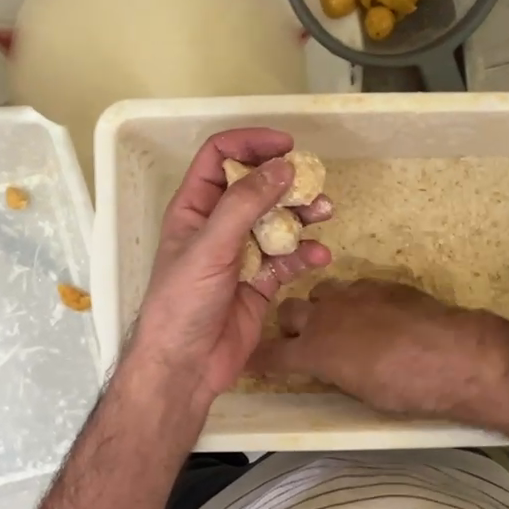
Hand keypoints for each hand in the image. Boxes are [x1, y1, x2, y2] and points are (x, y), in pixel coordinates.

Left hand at [128, 128, 331, 406]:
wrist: (186, 365)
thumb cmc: (183, 301)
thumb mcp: (210, 246)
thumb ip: (245, 205)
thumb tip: (283, 167)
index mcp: (194, 209)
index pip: (221, 158)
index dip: (251, 144)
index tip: (287, 146)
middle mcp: (219, 226)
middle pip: (257, 188)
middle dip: (286, 182)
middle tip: (314, 185)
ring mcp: (241, 254)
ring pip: (277, 222)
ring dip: (301, 215)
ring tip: (325, 213)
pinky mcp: (261, 283)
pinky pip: (287, 259)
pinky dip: (304, 254)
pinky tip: (320, 256)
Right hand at [249, 280, 508, 422]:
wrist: (452, 354)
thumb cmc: (404, 388)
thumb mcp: (360, 392)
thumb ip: (335, 372)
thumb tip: (330, 365)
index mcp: (313, 351)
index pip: (270, 353)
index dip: (260, 359)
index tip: (254, 363)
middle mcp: (324, 317)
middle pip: (289, 311)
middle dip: (292, 324)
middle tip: (306, 339)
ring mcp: (352, 295)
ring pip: (322, 292)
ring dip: (324, 307)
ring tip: (343, 323)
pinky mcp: (381, 283)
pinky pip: (356, 288)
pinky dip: (358, 301)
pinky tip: (379, 316)